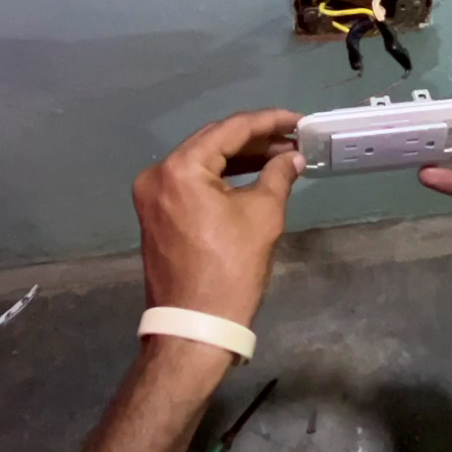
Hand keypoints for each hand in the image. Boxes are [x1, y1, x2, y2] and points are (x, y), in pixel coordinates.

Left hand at [131, 108, 304, 325]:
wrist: (194, 331)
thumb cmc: (230, 271)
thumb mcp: (262, 216)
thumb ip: (278, 175)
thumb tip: (293, 156)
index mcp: (181, 168)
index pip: (231, 130)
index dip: (268, 122)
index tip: (297, 120)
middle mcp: (159, 173)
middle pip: (214, 140)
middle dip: (255, 138)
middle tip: (292, 137)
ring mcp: (153, 193)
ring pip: (203, 159)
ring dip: (240, 156)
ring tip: (280, 154)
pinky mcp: (157, 211)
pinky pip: (193, 180)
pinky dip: (222, 176)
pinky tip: (253, 173)